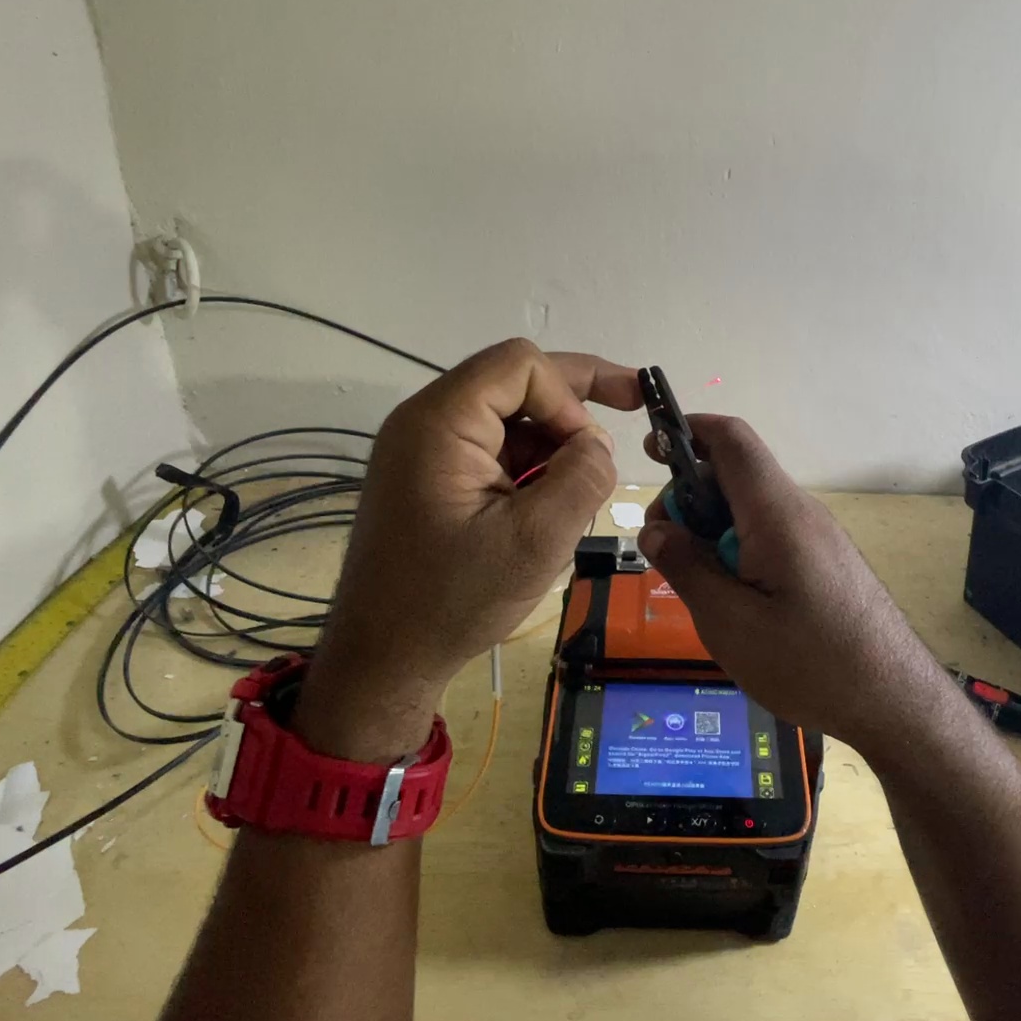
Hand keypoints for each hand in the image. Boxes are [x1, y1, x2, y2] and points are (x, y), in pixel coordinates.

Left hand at [298, 339, 641, 759]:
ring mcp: (427, 450)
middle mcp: (428, 422)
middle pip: (514, 381)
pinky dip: (532, 468)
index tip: (588, 453)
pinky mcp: (432, 478)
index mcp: (441, 423)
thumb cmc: (453, 600)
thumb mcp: (535, 542)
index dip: (568, 397)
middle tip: (636, 401)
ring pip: (509, 419)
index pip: (520, 365)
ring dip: (555, 442)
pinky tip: (554, 504)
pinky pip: (494, 451)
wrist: (384, 656)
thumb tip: (597, 445)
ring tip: (587, 486)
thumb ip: (582, 479)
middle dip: (578, 394)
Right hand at [636, 415, 953, 759]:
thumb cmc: (808, 663)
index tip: (650, 454)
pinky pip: (769, 537)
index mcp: (776, 513)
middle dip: (689, 500)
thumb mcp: (729, 623)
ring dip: (712, 532)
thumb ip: (688, 568)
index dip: (686, 432)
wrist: (893, 703)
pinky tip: (733, 601)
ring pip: (750, 511)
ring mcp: (817, 538)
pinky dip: (738, 552)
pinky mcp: (824, 563)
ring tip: (698, 586)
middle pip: (735, 476)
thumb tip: (656, 530)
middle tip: (665, 552)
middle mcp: (800, 513)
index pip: (731, 440)